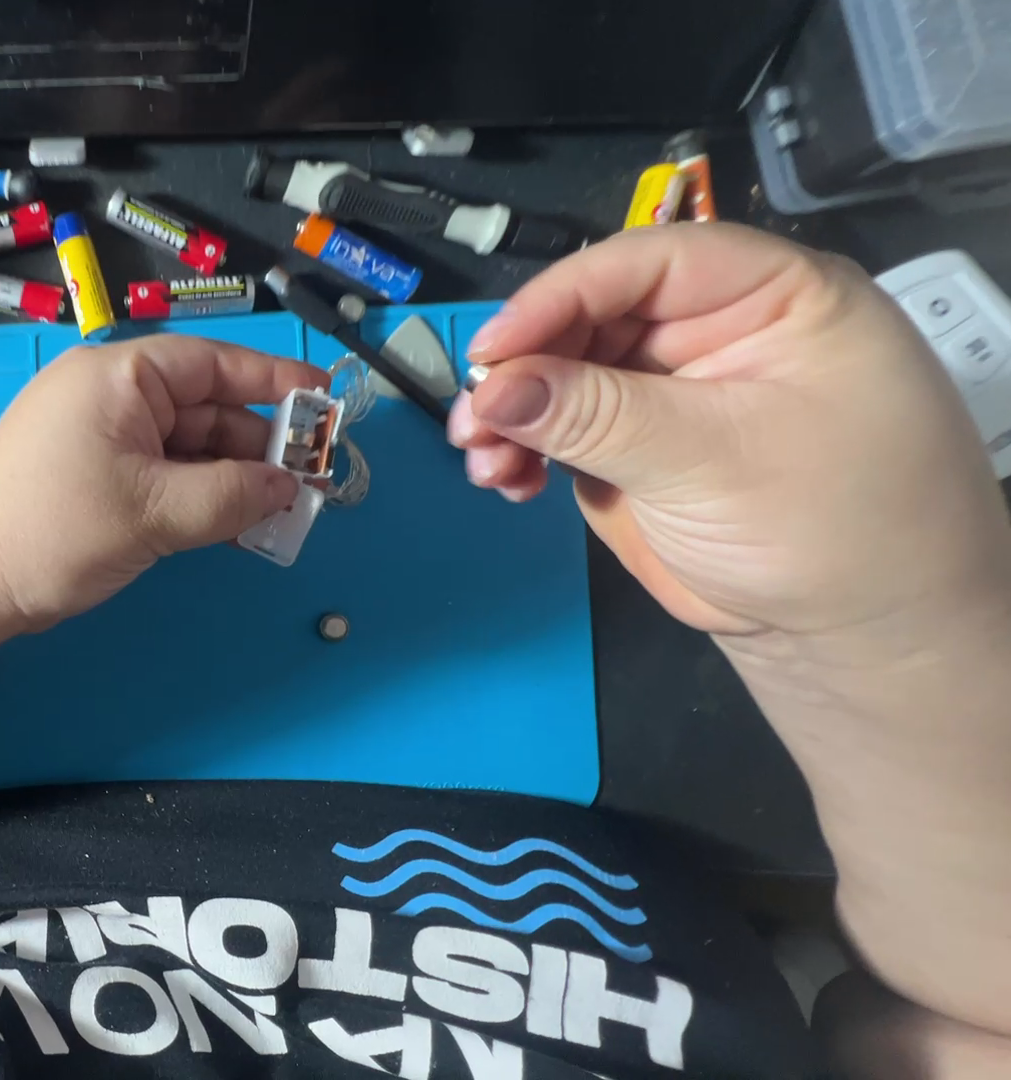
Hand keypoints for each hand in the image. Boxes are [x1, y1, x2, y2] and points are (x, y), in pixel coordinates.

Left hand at [0, 335, 325, 629]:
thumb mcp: (154, 514)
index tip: (324, 401)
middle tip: (312, 481)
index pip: (210, 363)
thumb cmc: (57, 533)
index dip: (272, 381)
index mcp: (116, 378)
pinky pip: (160, 471)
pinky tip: (234, 521)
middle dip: (256, 444)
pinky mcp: (94, 472)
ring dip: (230, 476)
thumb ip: (231, 496)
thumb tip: (288, 487)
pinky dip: (196, 493)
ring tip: (282, 510)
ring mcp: (99, 435)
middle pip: (201, 407)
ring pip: (184, 445)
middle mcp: (108, 396)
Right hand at [448, 223, 1010, 641]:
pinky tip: (510, 484)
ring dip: (505, 420)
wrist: (841, 630)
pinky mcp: (617, 445)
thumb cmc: (828, 529)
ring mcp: (653, 393)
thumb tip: (489, 389)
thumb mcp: (713, 459)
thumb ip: (595, 416)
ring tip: (486, 467)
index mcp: (766, 302)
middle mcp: (701, 336)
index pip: (647, 266)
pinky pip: (546, 431)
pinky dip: (515, 453)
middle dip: (517, 372)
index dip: (560, 297)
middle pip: (581, 322)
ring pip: (549, 379)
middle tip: (472, 423)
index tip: (490, 352)